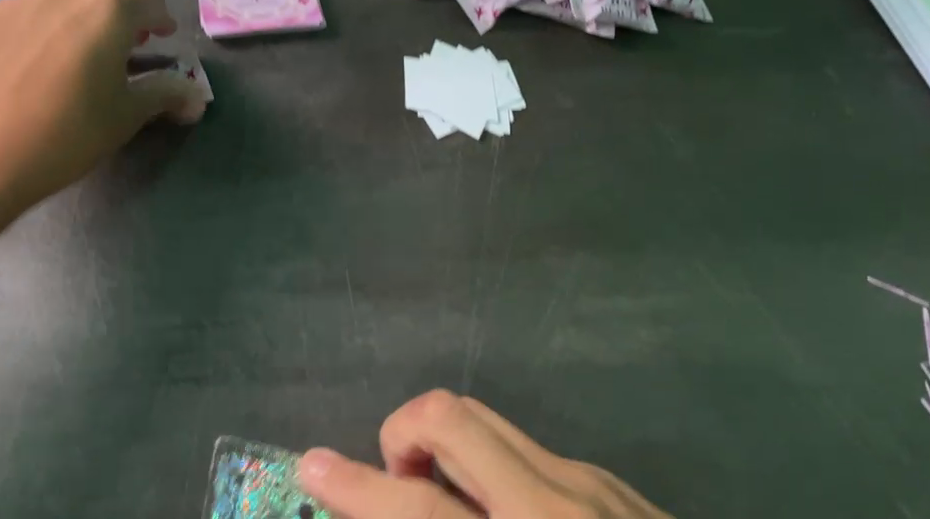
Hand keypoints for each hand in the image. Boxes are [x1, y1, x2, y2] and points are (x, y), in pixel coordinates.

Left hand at [0, 0, 206, 205]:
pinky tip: (36, 57)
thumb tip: (197, 98)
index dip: (163, 20)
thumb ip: (164, 94)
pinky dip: (44, 20)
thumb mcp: (125, 116)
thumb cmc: (64, 133)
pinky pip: (27, 6)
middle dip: (125, 3)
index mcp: (109, 6)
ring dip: (84, 3)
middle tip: (128, 37)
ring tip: (82, 41)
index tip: (163, 39)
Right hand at [299, 391, 668, 518]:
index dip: (355, 487)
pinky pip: (526, 448)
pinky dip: (492, 469)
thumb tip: (403, 506)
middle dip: (401, 439)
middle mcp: (558, 507)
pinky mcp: (617, 488)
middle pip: (449, 420)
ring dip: (446, 451)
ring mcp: (593, 489)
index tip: (311, 467)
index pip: (420, 507)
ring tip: (453, 509)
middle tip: (403, 494)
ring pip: (486, 422)